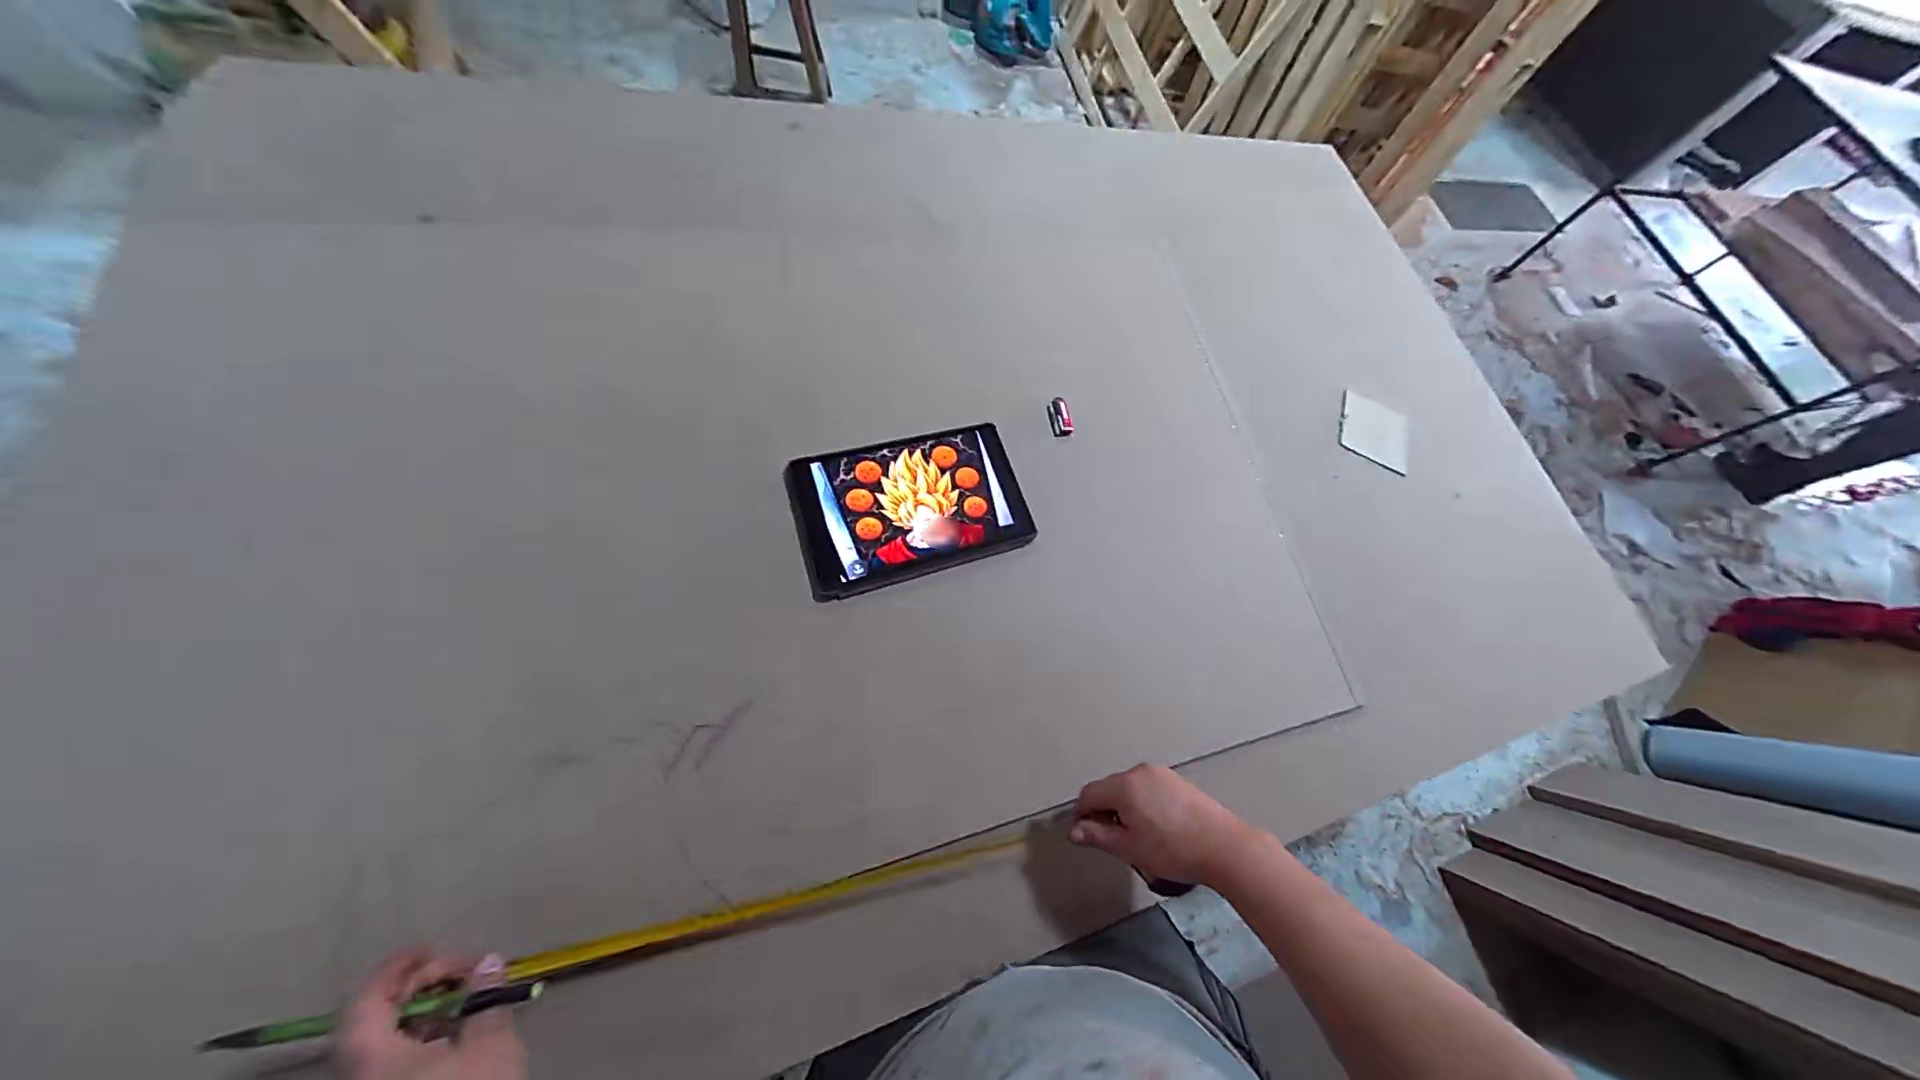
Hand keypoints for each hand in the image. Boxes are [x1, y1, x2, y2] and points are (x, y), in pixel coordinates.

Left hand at [338, 948, 528, 1079]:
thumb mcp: (489, 1045)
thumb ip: (485, 999)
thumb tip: (488, 962)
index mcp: (373, 1061)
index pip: (365, 1003)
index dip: (394, 969)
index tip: (429, 946)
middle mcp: (361, 1077)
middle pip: (376, 1019)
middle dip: (422, 985)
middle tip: (466, 968)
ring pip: (387, 1041)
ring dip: (426, 1010)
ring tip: (468, 994)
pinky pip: (397, 1061)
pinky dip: (426, 1035)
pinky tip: (459, 1029)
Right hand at [1068, 764, 1264, 889]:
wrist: (1224, 847)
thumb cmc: (1175, 850)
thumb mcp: (1129, 848)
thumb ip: (1098, 836)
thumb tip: (1076, 831)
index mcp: (1124, 785)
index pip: (1088, 794)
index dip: (1082, 814)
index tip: (1085, 833)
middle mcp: (1140, 772)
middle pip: (1109, 788)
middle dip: (1105, 811)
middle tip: (1113, 839)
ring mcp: (1161, 774)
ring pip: (1129, 788)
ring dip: (1124, 808)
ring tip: (1138, 837)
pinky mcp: (1177, 781)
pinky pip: (1148, 788)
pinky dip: (1143, 804)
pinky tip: (1157, 828)